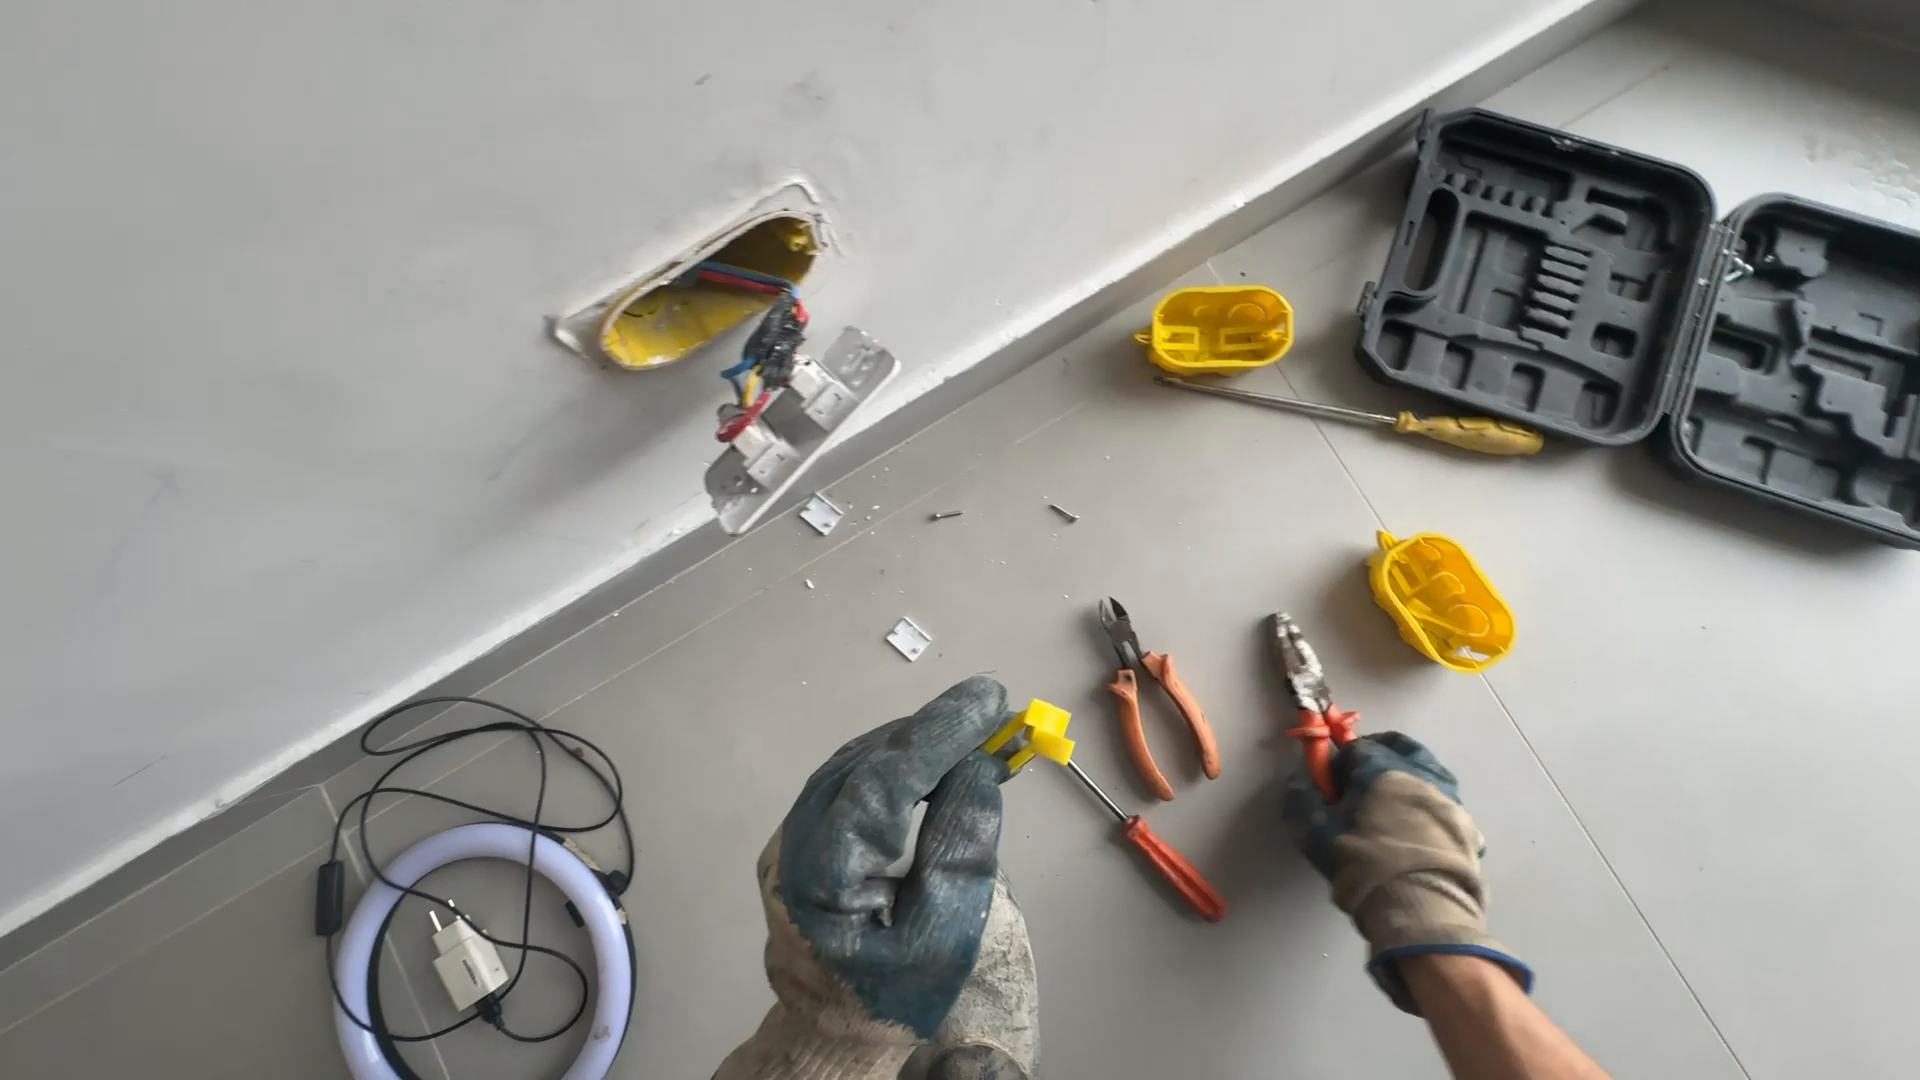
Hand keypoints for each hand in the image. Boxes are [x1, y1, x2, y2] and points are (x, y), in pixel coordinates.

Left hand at [717, 676, 1016, 1078]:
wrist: (831, 1023)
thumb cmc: (890, 994)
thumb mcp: (939, 940)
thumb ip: (958, 852)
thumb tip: (979, 768)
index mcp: (823, 872)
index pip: (883, 780)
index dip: (937, 735)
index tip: (987, 702)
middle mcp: (798, 835)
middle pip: (871, 759)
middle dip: (936, 729)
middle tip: (994, 708)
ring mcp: (797, 826)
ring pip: (863, 759)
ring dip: (921, 740)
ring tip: (975, 728)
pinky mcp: (809, 825)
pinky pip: (859, 773)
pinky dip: (903, 757)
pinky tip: (937, 754)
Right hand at [1283, 732, 1530, 1014]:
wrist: (1421, 907)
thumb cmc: (1362, 861)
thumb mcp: (1314, 829)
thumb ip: (1302, 796)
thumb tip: (1300, 778)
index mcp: (1379, 766)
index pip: (1354, 746)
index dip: (1338, 764)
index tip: (1331, 786)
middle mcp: (1418, 772)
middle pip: (1397, 746)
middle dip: (1376, 756)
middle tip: (1362, 783)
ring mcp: (1448, 797)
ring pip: (1425, 771)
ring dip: (1405, 777)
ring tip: (1390, 807)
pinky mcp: (1467, 825)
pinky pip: (1442, 803)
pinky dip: (1426, 805)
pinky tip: (1414, 830)